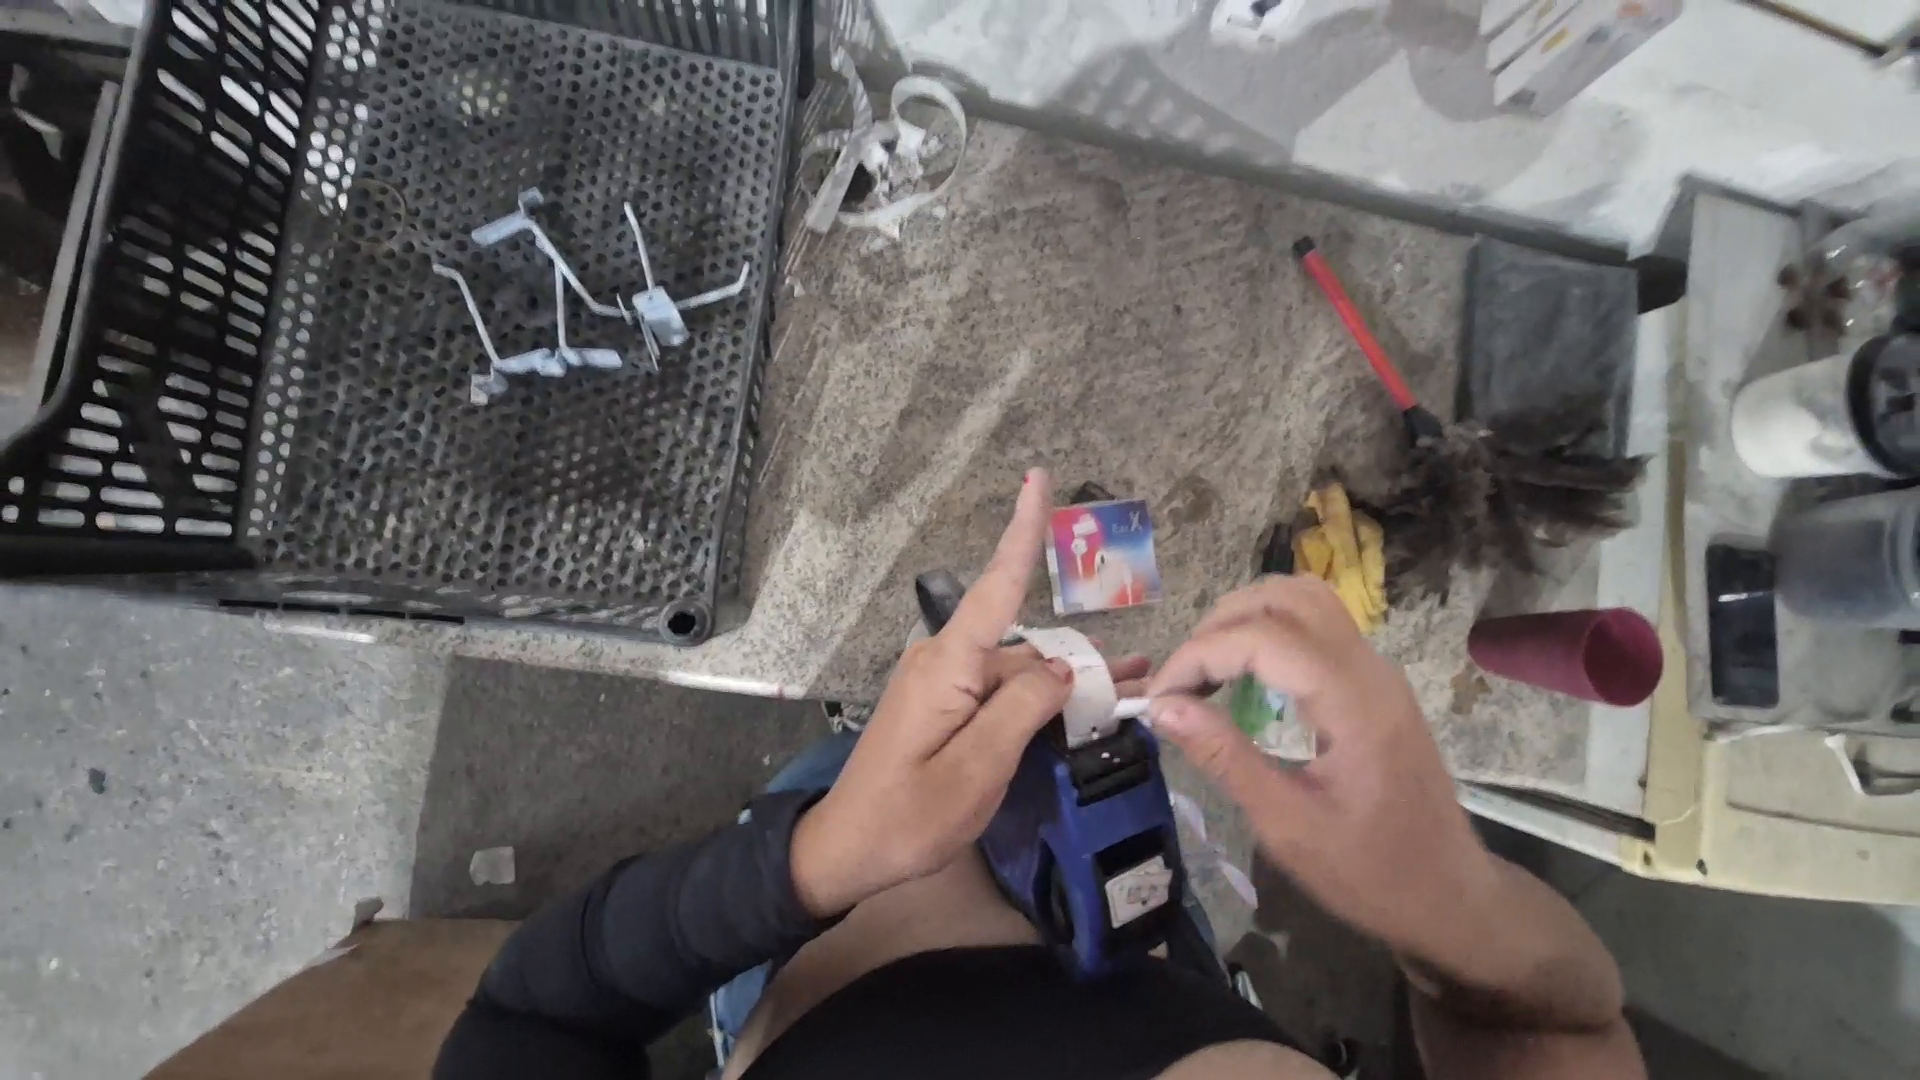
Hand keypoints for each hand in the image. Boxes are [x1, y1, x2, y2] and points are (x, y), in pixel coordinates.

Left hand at [790, 469, 1148, 916]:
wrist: (846, 850)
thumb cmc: (910, 814)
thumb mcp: (978, 767)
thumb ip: (1022, 708)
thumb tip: (1061, 668)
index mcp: (948, 664)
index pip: (996, 586)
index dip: (1020, 532)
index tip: (1036, 479)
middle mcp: (943, 661)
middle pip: (1022, 647)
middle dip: (1076, 661)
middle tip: (1141, 676)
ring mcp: (940, 684)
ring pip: (1014, 673)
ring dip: (1060, 685)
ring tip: (1123, 693)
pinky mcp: (940, 705)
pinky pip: (995, 693)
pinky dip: (1033, 701)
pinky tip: (1069, 712)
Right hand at [1144, 576, 1496, 962]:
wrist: (1451, 897)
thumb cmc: (1371, 872)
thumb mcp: (1287, 826)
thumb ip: (1224, 757)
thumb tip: (1163, 708)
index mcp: (1354, 703)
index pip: (1262, 639)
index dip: (1199, 655)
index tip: (1160, 698)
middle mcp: (1369, 669)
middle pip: (1284, 598)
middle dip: (1217, 627)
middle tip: (1181, 681)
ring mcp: (1375, 669)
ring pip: (1301, 598)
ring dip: (1243, 618)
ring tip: (1205, 668)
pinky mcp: (1371, 679)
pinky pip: (1314, 623)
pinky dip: (1266, 629)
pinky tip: (1242, 673)